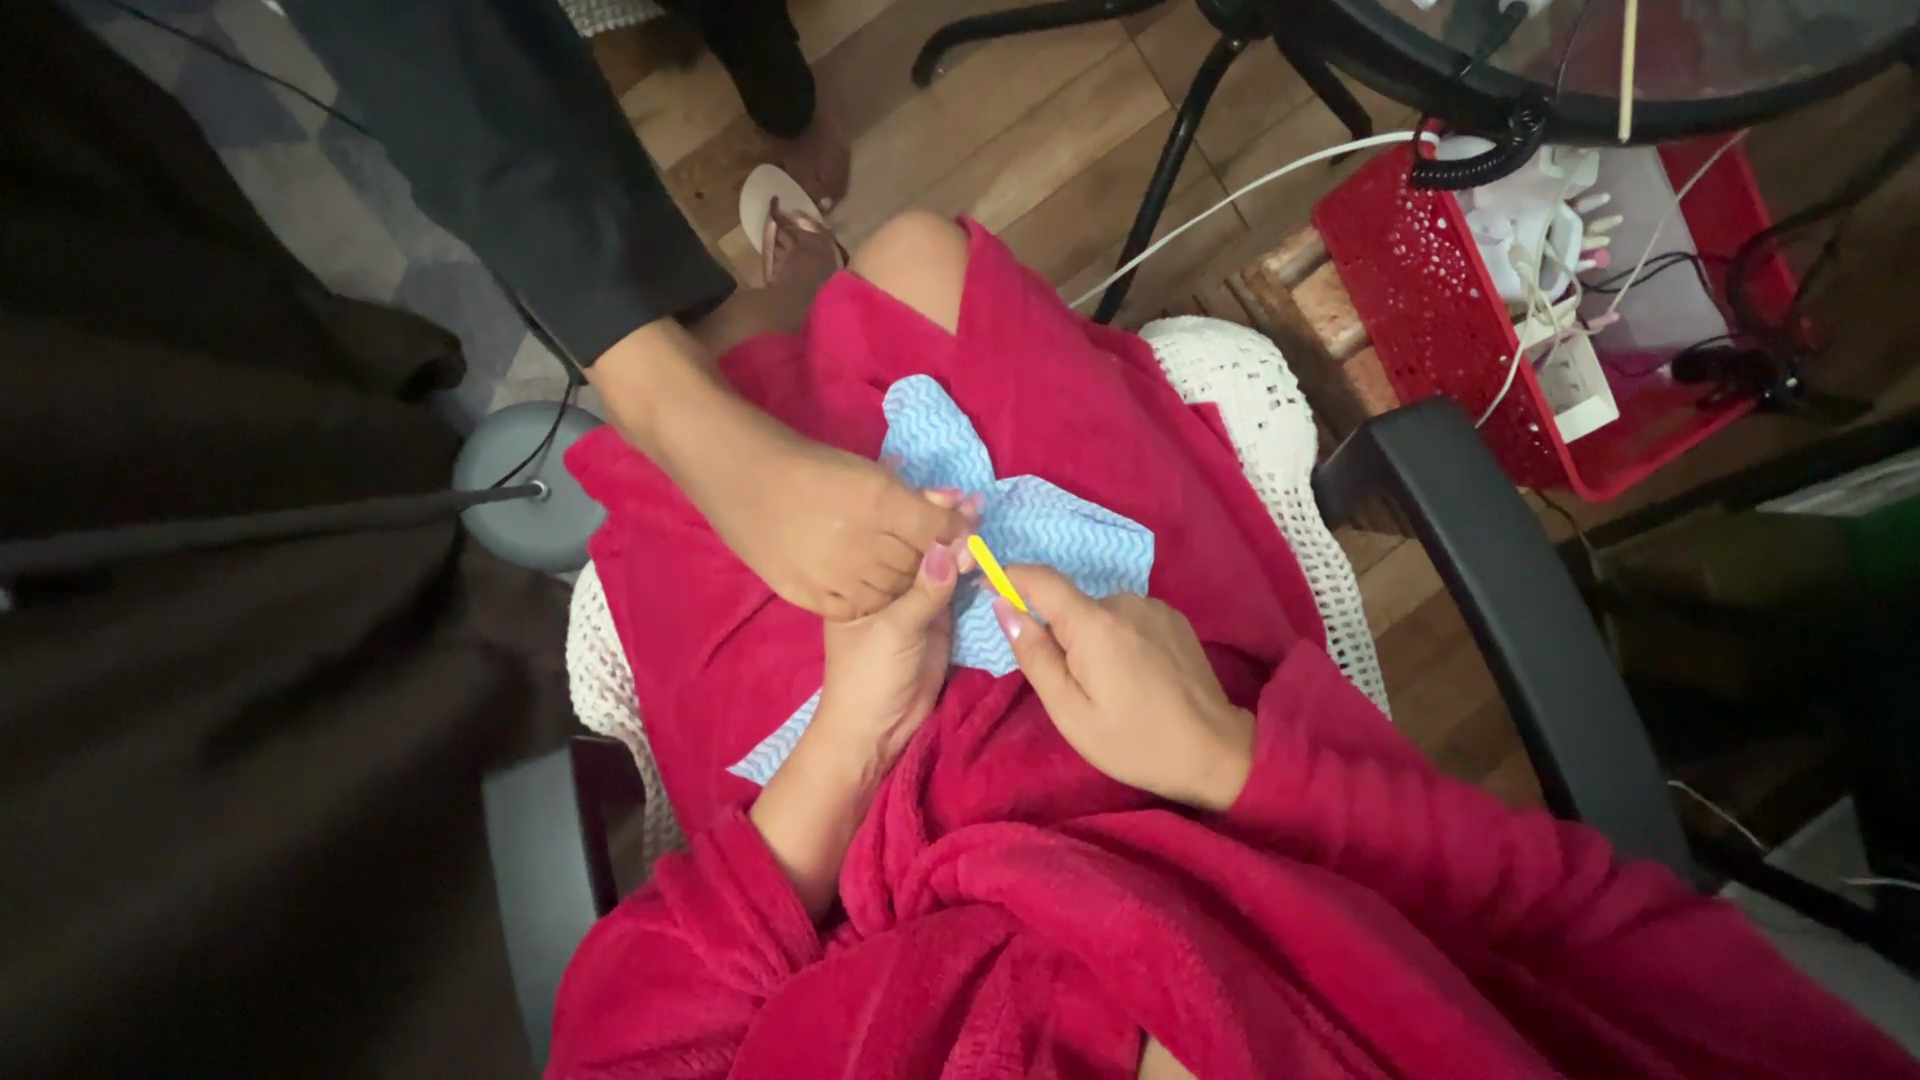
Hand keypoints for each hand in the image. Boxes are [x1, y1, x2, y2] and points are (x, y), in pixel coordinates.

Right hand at [584, 321, 969, 621]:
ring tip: (900, 567)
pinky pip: (858, 607)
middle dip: (936, 557)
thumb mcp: (869, 473)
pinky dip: (872, 600)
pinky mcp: (809, 595)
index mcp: (880, 502)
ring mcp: (834, 573)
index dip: (960, 533)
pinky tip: (870, 584)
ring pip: (894, 592)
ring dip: (907, 583)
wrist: (738, 475)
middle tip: (935, 549)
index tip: (966, 531)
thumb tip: (957, 504)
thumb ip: (913, 494)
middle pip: (922, 564)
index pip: (940, 529)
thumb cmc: (808, 463)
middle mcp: (863, 541)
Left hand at [813, 513, 971, 766]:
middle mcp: (887, 582)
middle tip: (971, 500)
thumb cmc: (868, 675)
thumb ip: (923, 591)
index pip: (891, 537)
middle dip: (943, 522)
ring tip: (980, 511)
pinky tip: (982, 547)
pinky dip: (969, 567)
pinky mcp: (938, 617)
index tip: (944, 495)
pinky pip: (955, 586)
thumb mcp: (894, 630)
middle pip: (919, 544)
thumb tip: (949, 547)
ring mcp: (914, 599)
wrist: (878, 727)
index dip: (917, 514)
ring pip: (940, 562)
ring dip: (960, 540)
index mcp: (862, 579)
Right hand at [993, 566, 1254, 811]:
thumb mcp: (1069, 710)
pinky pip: (1126, 619)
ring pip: (1099, 614)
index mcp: (1094, 624)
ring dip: (1091, 639)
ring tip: (1110, 686)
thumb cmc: (1133, 741)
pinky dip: (1118, 639)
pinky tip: (1136, 676)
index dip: (1009, 577)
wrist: (1214, 751)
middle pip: (1071, 605)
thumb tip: (1004, 606)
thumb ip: (1034, 654)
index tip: (988, 587)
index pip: (1040, 579)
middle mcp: (1124, 601)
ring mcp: (1153, 606)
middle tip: (1073, 686)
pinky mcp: (1173, 617)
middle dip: (1059, 634)